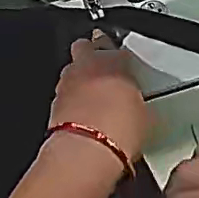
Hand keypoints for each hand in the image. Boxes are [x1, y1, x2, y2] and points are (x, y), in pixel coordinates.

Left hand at [47, 32, 151, 162]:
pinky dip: (71, 100)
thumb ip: (137, 101)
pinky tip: (82, 115)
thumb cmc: (117, 128)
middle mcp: (86, 65)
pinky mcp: (53, 102)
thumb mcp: (144, 115)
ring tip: (94, 99)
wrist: (87, 150)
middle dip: (92, 55)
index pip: (117, 48)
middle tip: (106, 72)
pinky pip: (63, 93)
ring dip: (80, 79)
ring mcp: (66, 82)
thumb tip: (137, 109)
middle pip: (85, 47)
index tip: (126, 70)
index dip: (121, 59)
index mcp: (113, 61)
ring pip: (71, 69)